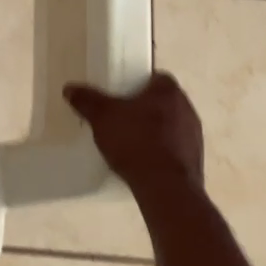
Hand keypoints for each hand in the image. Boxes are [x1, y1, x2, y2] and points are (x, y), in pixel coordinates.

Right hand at [63, 73, 204, 193]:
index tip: (120, 94)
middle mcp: (187, 109)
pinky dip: (160, 151)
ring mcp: (195, 136)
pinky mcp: (195, 160)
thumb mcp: (101, 117)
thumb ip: (87, 100)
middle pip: (163, 102)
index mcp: (168, 92)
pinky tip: (142, 162)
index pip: (156, 77)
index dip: (138, 83)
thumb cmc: (135, 142)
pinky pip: (174, 148)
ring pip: (170, 125)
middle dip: (143, 108)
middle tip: (120, 117)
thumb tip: (70, 88)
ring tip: (129, 142)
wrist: (165, 187)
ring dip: (154, 130)